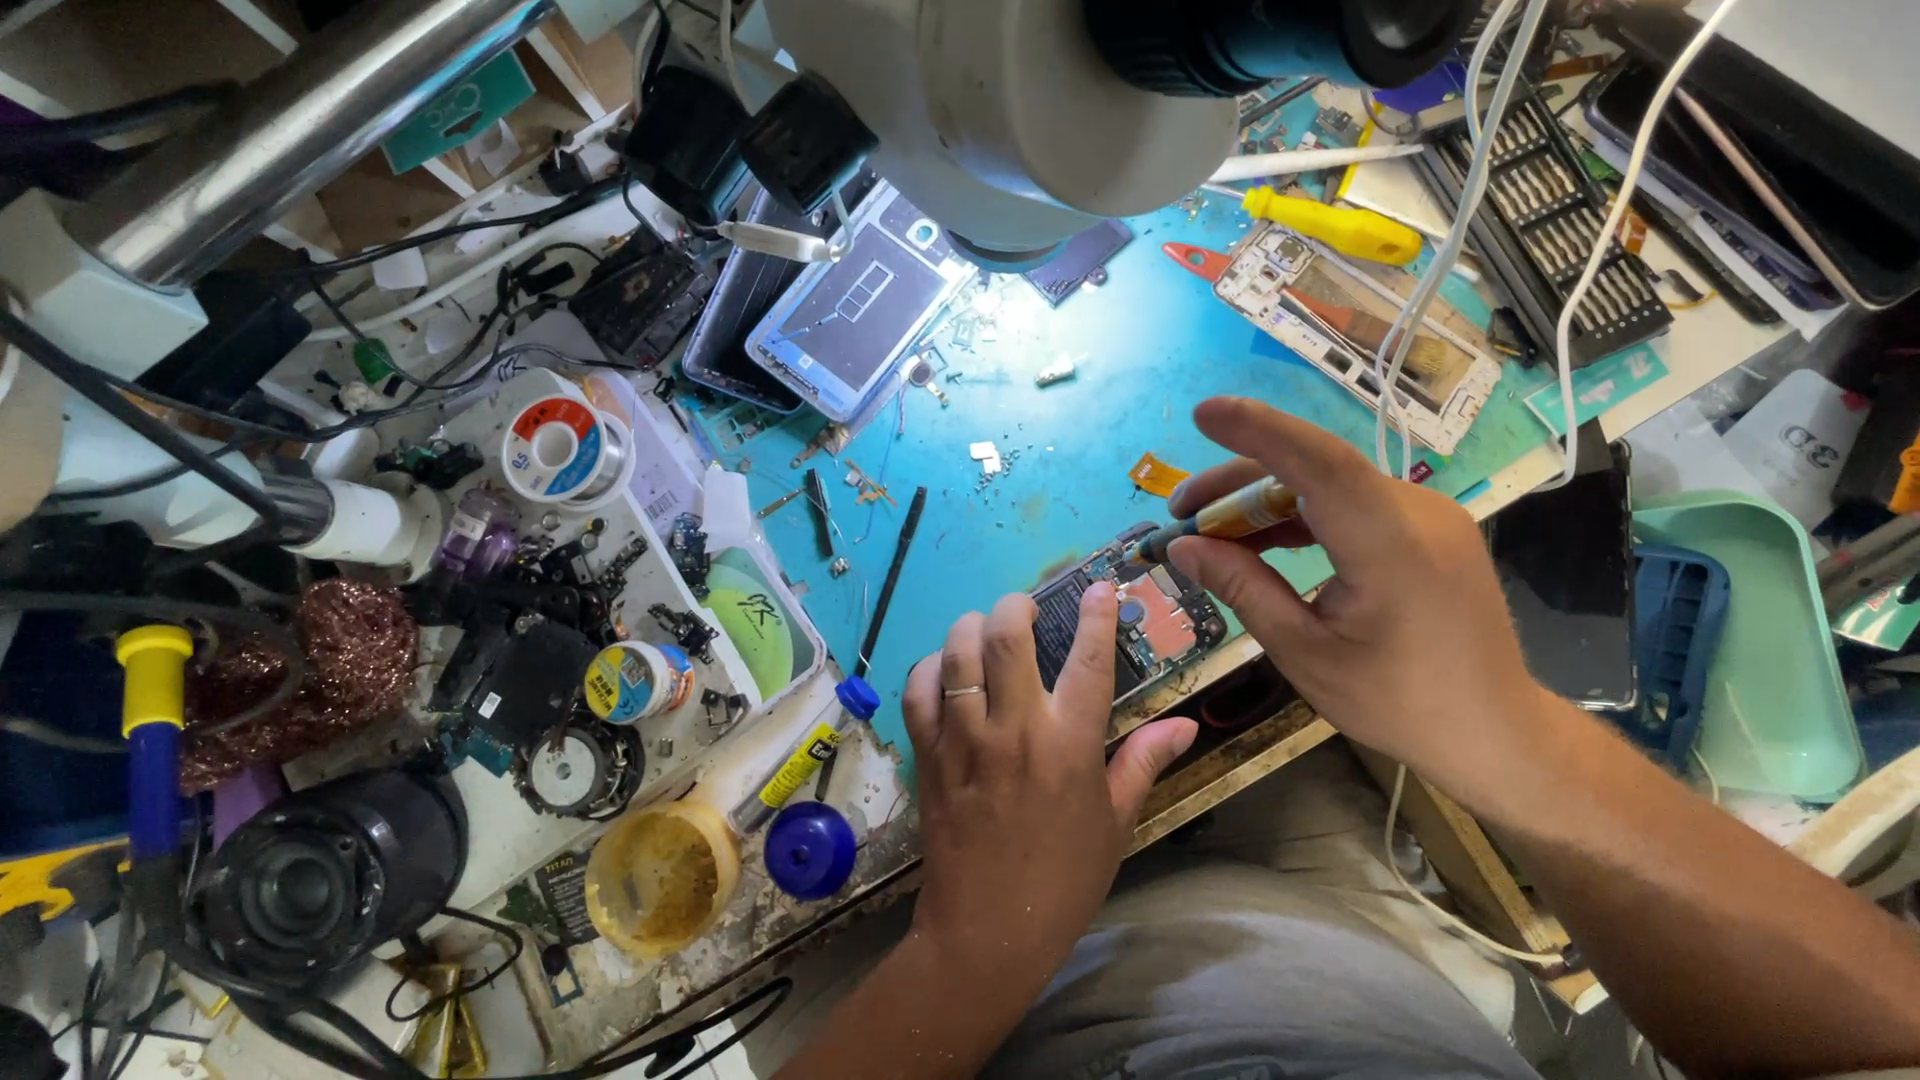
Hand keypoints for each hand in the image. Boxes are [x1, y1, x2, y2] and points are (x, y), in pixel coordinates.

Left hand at [902, 587, 1197, 988]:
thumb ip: (1143, 763)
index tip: (1099, 587)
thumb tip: (1184, 726)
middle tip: (1025, 609)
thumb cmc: (1063, 878)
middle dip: (1016, 605)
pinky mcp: (928, 754)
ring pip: (957, 652)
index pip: (1089, 658)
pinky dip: (930, 668)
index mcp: (1070, 744)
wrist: (988, 930)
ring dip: (970, 626)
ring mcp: (964, 739)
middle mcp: (1015, 728)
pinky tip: (945, 671)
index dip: (1096, 614)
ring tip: (984, 629)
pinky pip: (919, 691)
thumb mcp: (1116, 823)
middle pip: (1006, 635)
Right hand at [1166, 397, 1553, 799]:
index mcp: (1392, 547)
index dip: (1259, 432)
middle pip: (1314, 472)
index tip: (1204, 414)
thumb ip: (1243, 588)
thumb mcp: (1304, 652)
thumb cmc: (1396, 702)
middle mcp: (1417, 514)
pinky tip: (1259, 542)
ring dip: (1264, 502)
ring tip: (1208, 532)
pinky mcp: (1425, 529)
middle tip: (1179, 511)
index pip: (1320, 465)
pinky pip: (1350, 505)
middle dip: (1238, 484)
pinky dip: (1298, 517)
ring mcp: (1427, 517)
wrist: (1494, 730)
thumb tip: (1183, 546)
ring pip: (1328, 486)